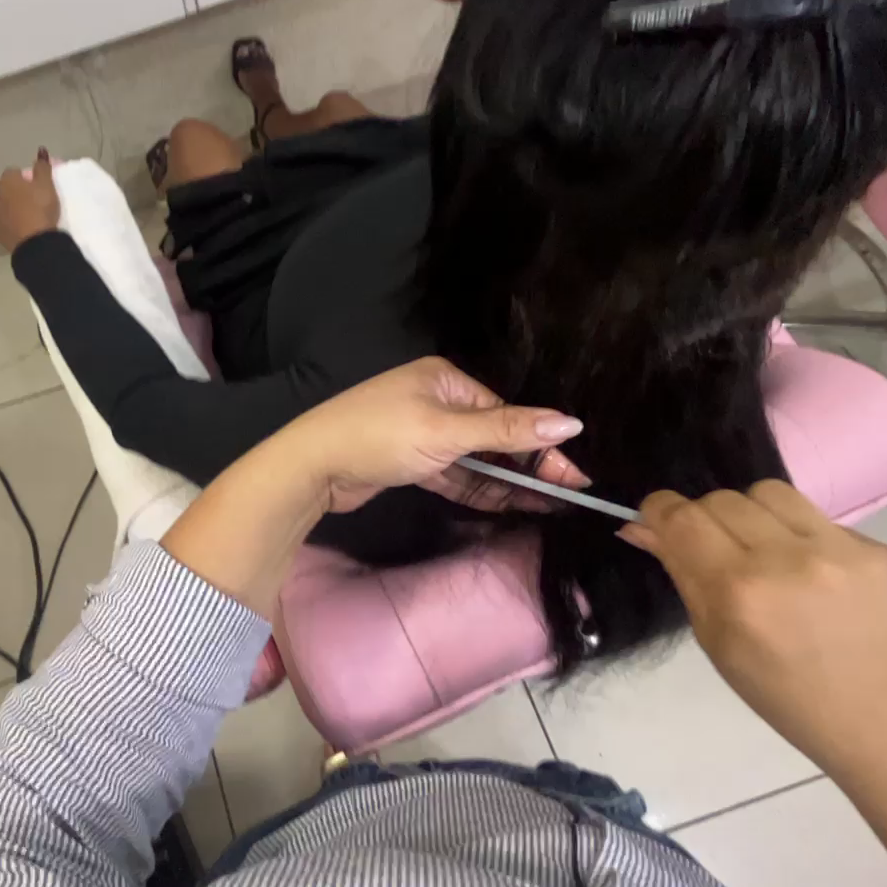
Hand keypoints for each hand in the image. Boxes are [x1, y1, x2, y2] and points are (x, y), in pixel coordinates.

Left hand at [0, 148, 60, 251]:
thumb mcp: (47, 185)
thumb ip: (43, 167)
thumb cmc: (41, 209)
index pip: (13, 172)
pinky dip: (14, 224)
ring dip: (14, 209)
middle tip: (35, 201)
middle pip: (7, 190)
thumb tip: (41, 150)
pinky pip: (7, 224)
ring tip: (31, 216)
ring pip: (5, 207)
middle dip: (18, 193)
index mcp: (7, 181)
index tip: (38, 186)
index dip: (26, 177)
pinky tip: (26, 229)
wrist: (35, 243)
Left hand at [270, 357, 583, 512]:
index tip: (574, 476)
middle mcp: (436, 401)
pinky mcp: (410, 461)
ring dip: (506, 483)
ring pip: (474, 459)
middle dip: (527, 466)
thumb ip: (506, 431)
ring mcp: (422, 432)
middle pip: (492, 436)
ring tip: (549, 506)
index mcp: (445, 380)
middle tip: (569, 495)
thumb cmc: (380, 436)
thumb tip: (570, 421)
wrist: (312, 465)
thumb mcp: (446, 431)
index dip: (540, 445)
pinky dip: (478, 490)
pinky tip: (509, 506)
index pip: (504, 412)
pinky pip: (453, 475)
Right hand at [619, 481, 886, 778]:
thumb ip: (683, 576)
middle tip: (719, 553)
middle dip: (706, 519)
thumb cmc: (792, 702)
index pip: (680, 516)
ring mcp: (845, 552)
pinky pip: (823, 521)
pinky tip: (823, 580)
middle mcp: (789, 560)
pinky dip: (807, 540)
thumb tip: (642, 529)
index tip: (659, 522)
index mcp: (739, 593)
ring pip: (771, 493)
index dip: (659, 510)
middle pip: (721, 499)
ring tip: (769, 552)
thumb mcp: (719, 646)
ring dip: (754, 515)